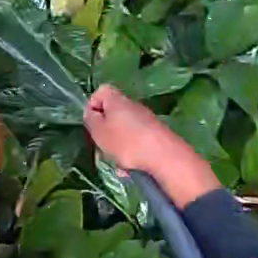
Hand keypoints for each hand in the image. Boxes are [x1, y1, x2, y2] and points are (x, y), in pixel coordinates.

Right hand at [84, 86, 222, 207]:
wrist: (167, 159)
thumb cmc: (126, 143)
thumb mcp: (98, 131)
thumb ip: (91, 119)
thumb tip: (92, 113)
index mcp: (117, 101)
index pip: (101, 91)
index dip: (92, 105)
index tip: (91, 122)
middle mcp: (134, 106)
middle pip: (113, 113)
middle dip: (106, 129)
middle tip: (102, 144)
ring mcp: (148, 121)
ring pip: (124, 129)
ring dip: (118, 144)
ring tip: (118, 161)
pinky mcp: (158, 136)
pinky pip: (137, 141)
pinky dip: (132, 152)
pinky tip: (132, 167)